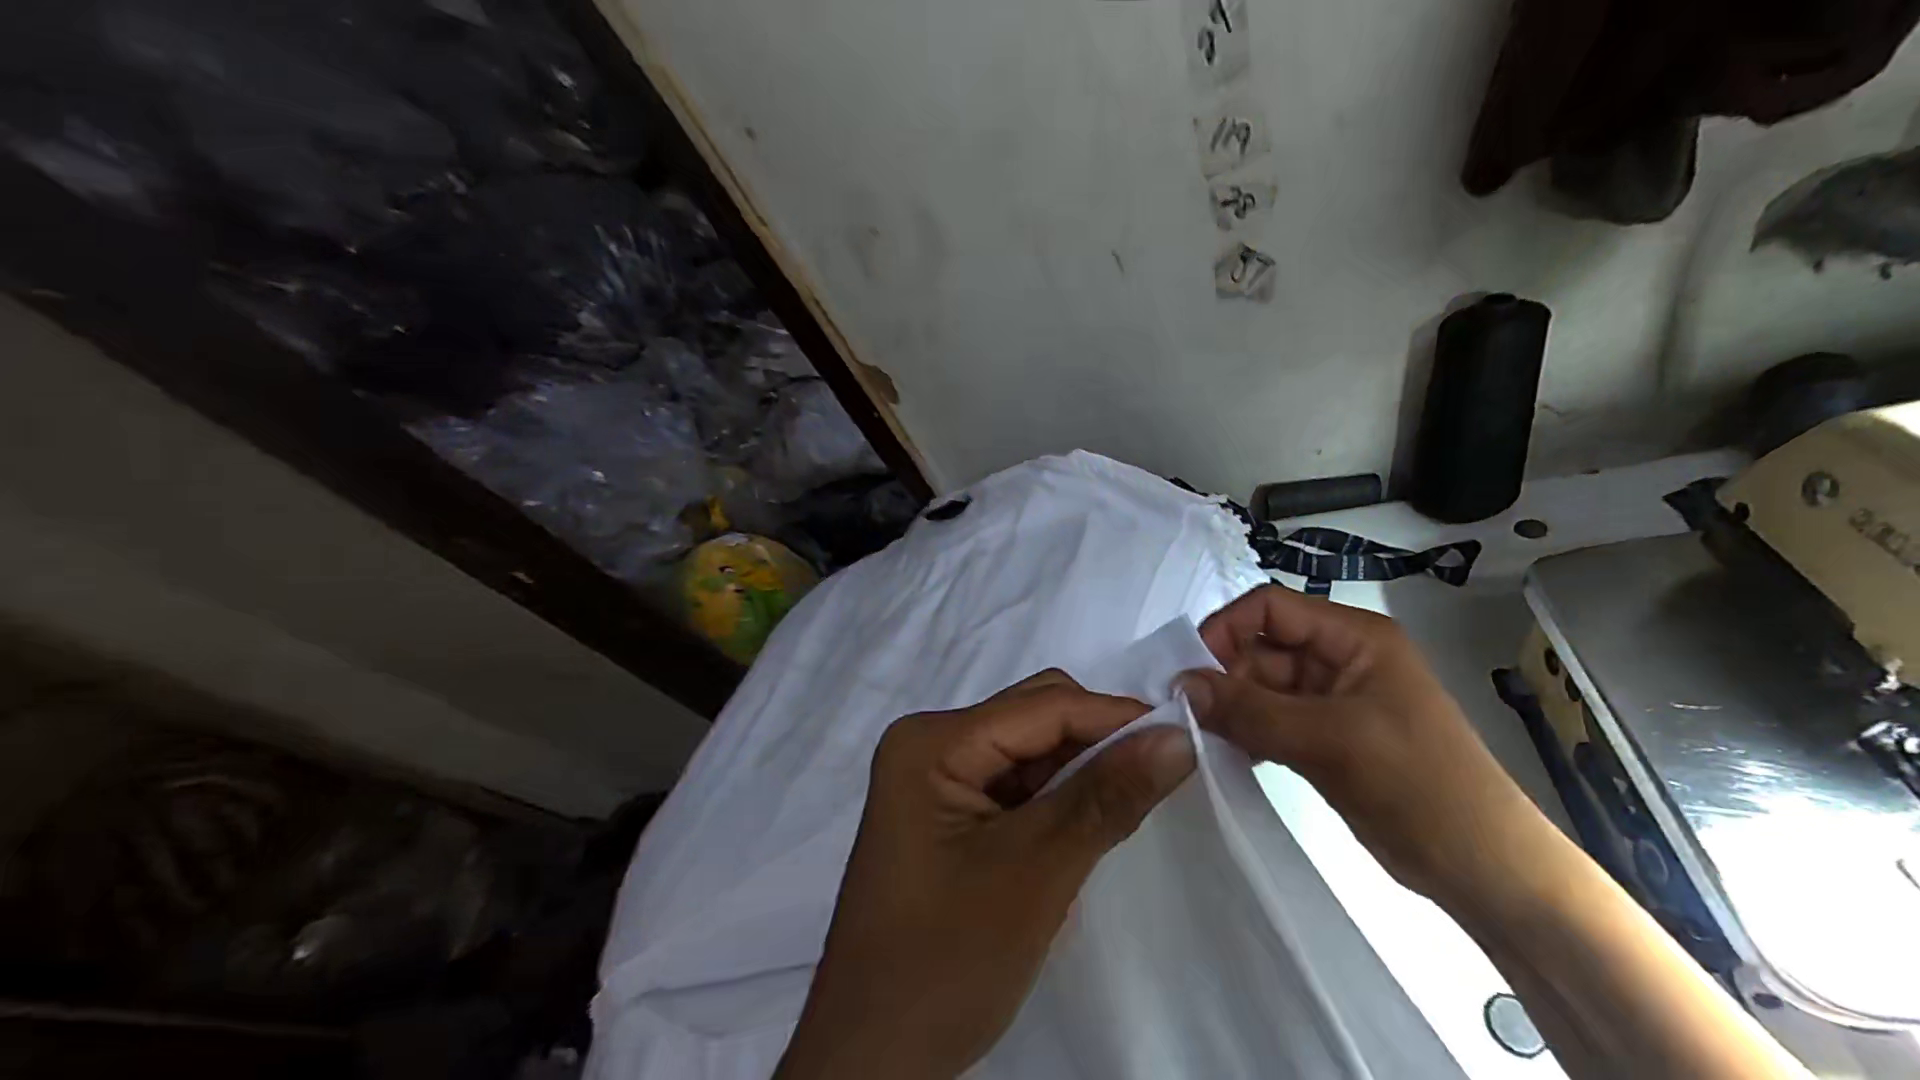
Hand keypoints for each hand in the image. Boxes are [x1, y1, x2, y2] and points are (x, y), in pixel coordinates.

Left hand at [774, 670, 1196, 1079]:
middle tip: (1161, 779)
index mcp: (932, 742)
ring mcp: (935, 780)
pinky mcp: (948, 814)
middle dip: (1097, 743)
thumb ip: (1105, 799)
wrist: (874, 1056)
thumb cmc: (945, 960)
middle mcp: (929, 744)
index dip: (1115, 717)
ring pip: (1030, 751)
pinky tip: (1083, 830)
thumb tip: (1177, 737)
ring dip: (1080, 774)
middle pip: (1033, 718)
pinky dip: (1056, 800)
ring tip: (1126, 810)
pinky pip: (1015, 785)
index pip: (1042, 707)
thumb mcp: (1034, 874)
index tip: (1185, 739)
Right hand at [1184, 584, 1548, 905]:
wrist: (1486, 871)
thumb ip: (1250, 711)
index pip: (1271, 608)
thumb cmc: (1420, 786)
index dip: (1226, 630)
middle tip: (1188, 715)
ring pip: (1260, 688)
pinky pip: (1269, 721)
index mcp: (1354, 637)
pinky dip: (1244, 732)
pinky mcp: (1324, 739)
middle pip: (1260, 648)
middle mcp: (1339, 659)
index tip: (1190, 672)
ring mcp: (1332, 701)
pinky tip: (1225, 753)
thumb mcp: (1331, 741)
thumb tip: (1180, 685)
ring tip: (1201, 737)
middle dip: (1223, 676)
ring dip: (1230, 708)